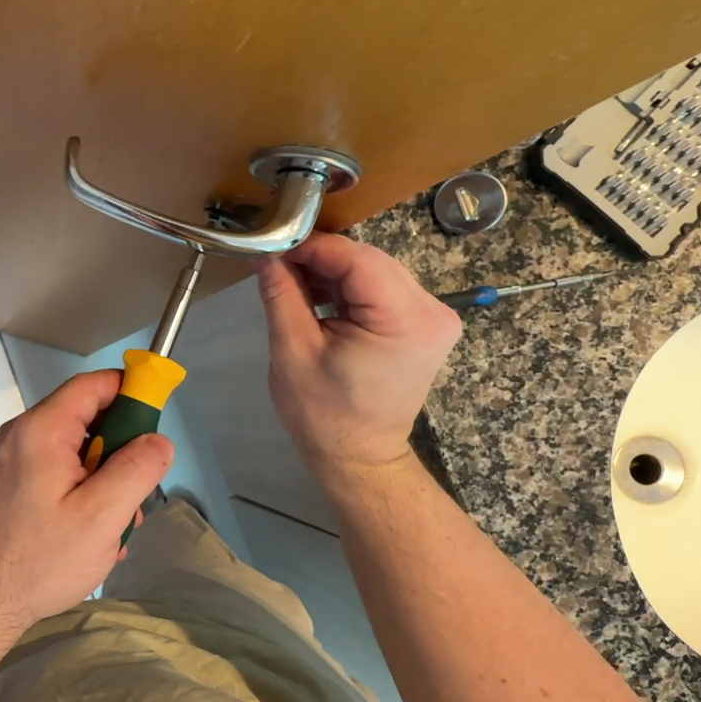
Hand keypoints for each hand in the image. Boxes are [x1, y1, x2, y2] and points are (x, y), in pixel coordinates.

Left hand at [0, 370, 173, 636]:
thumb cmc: (41, 559)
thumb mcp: (102, 516)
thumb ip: (136, 470)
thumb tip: (158, 440)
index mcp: (40, 430)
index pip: (91, 385)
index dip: (130, 391)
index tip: (158, 419)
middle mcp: (19, 436)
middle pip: (84, 419)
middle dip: (119, 452)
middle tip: (135, 495)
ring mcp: (10, 462)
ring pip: (74, 452)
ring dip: (103, 482)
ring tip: (112, 529)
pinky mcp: (8, 487)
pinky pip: (55, 474)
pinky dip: (79, 495)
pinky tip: (88, 536)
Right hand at [253, 233, 461, 474]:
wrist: (357, 455)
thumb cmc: (322, 413)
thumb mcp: (292, 351)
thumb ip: (282, 295)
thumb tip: (266, 254)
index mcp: (405, 321)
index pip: (358, 259)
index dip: (313, 247)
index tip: (274, 246)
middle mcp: (432, 312)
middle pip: (370, 261)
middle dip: (321, 258)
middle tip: (276, 264)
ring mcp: (434, 317)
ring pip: (375, 270)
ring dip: (332, 271)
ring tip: (291, 282)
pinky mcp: (424, 324)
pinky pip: (382, 288)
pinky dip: (348, 287)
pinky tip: (317, 296)